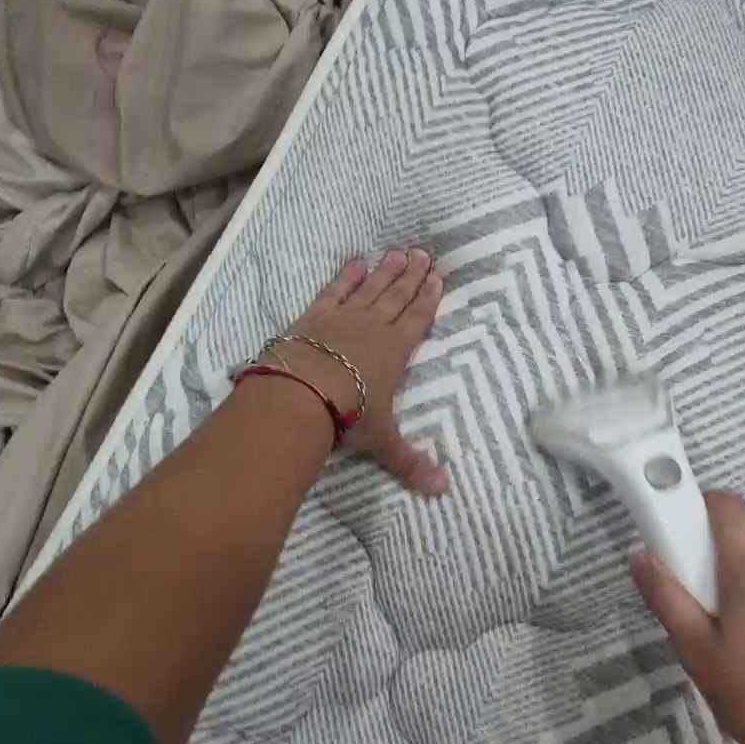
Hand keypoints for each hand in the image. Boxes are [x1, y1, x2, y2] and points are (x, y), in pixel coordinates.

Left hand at [271, 249, 448, 496]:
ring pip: (371, 288)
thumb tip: (443, 492)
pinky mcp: (314, 316)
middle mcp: (373, 328)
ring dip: (386, 271)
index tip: (438, 277)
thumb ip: (410, 462)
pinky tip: (356, 262)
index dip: (429, 299)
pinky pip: (335, 290)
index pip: (418, 320)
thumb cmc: (348, 417)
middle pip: (397, 297)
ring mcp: (343, 318)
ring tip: (399, 251)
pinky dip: (346, 276)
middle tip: (424, 253)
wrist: (301, 395)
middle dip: (412, 276)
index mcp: (395, 353)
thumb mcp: (382, 442)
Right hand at [631, 491, 744, 743]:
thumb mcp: (699, 655)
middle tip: (698, 632)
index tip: (677, 535)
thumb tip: (641, 556)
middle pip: (739, 558)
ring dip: (741, 613)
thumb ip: (668, 601)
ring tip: (732, 668)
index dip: (700, 506)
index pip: (728, 507)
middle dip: (712, 582)